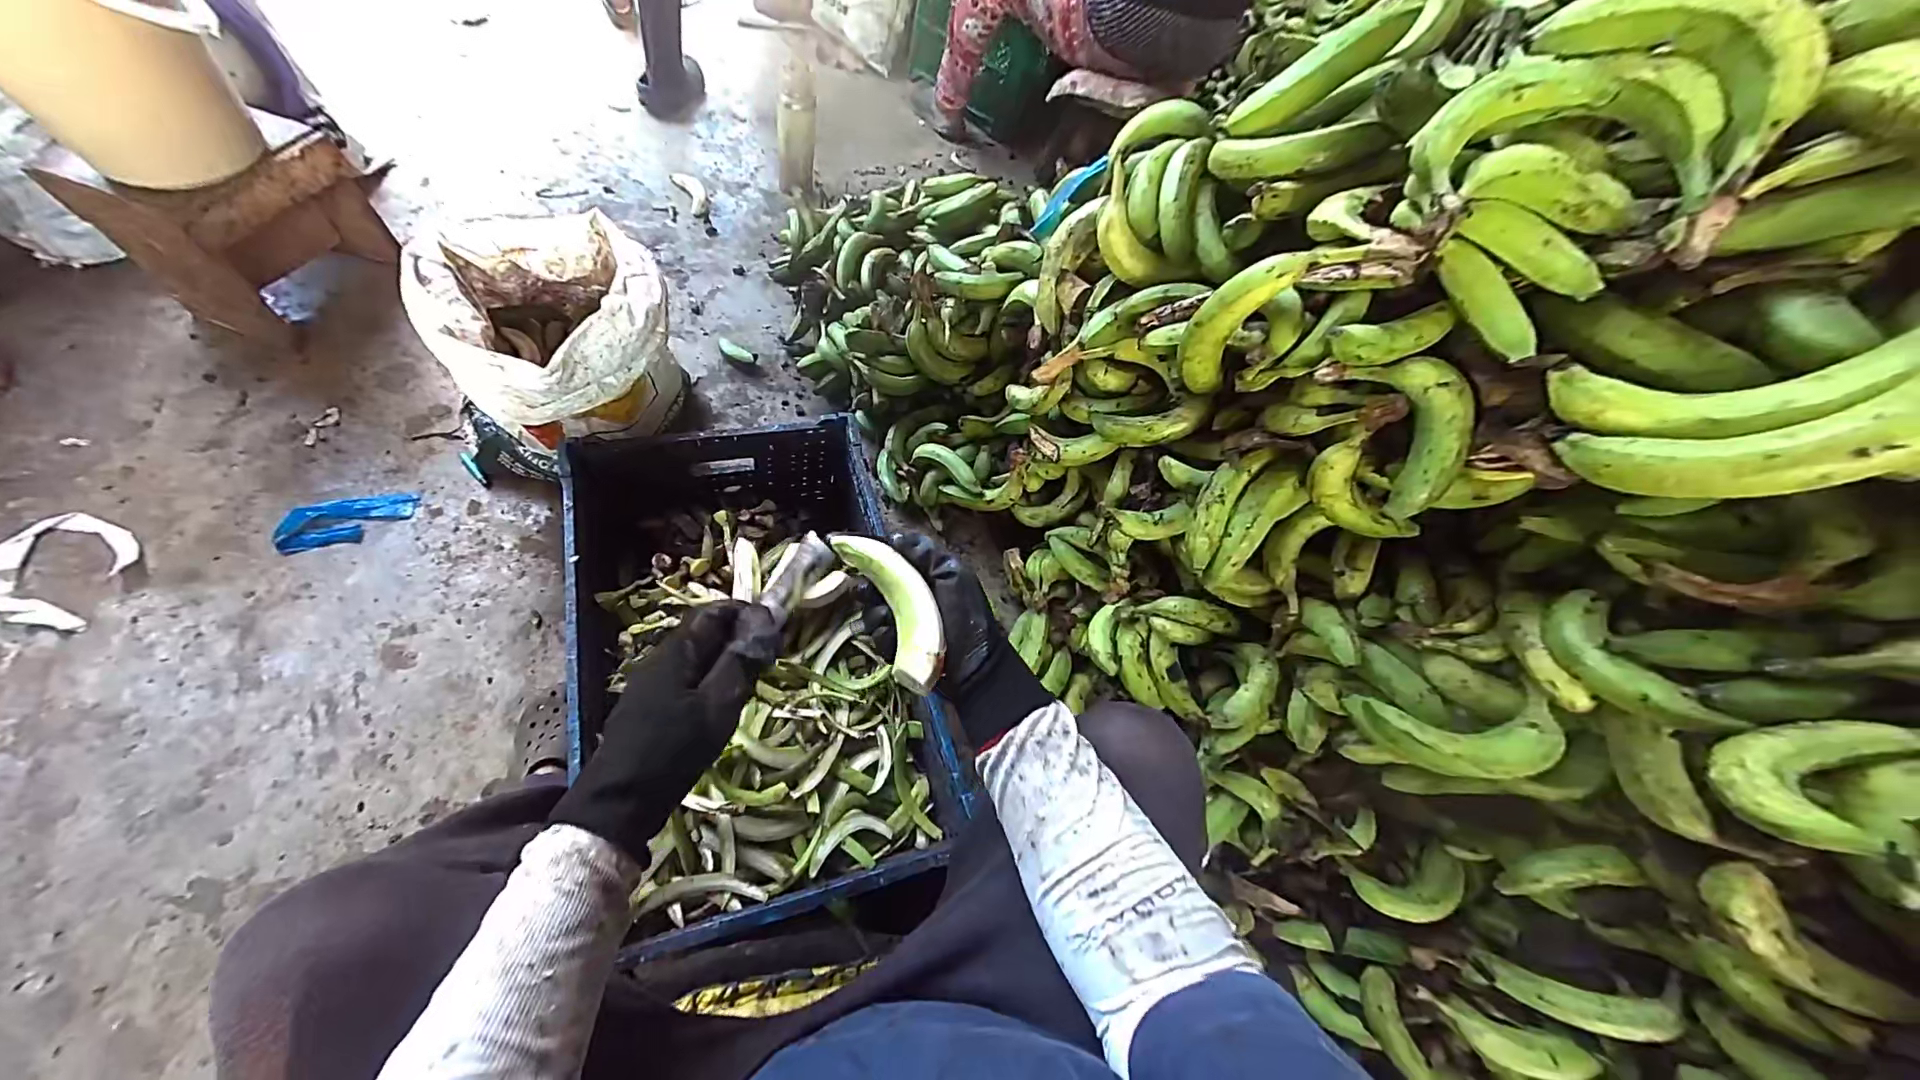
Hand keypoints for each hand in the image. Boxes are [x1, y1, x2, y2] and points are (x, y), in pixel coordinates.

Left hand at [550, 601, 779, 860]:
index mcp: (676, 652)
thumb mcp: (717, 706)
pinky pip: (687, 677)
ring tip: (755, 675)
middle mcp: (660, 659)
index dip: (746, 612)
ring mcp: (652, 683)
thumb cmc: (674, 750)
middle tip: (771, 652)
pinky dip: (712, 678)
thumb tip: (764, 621)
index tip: (776, 626)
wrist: (620, 802)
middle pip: (704, 632)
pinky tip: (726, 699)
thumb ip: (740, 662)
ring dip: (727, 657)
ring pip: (697, 656)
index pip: (714, 612)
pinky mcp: (650, 705)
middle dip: (740, 634)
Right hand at [861, 532, 1051, 749]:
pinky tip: (895, 638)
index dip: (864, 548)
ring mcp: (899, 618)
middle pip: (871, 580)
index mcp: (921, 570)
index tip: (839, 543)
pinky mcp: (893, 643)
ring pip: (870, 609)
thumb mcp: (952, 574)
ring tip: (890, 620)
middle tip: (866, 590)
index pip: (887, 553)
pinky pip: (876, 634)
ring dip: (876, 613)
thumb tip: (893, 537)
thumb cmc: (968, 615)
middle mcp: (907, 591)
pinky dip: (883, 635)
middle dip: (866, 585)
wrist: (974, 665)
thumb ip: (925, 553)